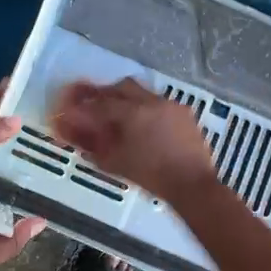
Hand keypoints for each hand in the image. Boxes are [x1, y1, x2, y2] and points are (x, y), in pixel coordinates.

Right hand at [51, 79, 218, 205]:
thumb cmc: (152, 175)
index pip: (103, 104)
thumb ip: (96, 148)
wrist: (192, 183)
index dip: (87, 107)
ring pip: (144, 92)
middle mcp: (152, 101)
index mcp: (133, 112)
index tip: (77, 110)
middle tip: (100, 105)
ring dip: (130, 100)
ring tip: (125, 117)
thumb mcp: (117, 164)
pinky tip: (148, 126)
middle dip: (109, 93)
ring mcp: (171, 105)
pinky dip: (149, 109)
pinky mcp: (185, 113)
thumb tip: (83, 140)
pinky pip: (161, 103)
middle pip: (124, 86)